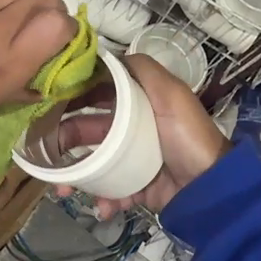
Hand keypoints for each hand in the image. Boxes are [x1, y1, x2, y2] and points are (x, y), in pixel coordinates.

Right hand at [55, 54, 229, 217]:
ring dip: (76, 177)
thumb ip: (141, 69)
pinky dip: (104, 199)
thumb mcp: (170, 93)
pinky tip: (103, 206)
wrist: (213, 187)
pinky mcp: (139, 187)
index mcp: (138, 103)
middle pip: (88, 131)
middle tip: (47, 154)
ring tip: (64, 190)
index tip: (47, 106)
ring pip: (94, 163)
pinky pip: (112, 191)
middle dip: (65, 142)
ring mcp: (134, 159)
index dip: (72, 99)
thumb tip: (107, 55)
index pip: (97, 95)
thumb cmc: (187, 136)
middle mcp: (133, 129)